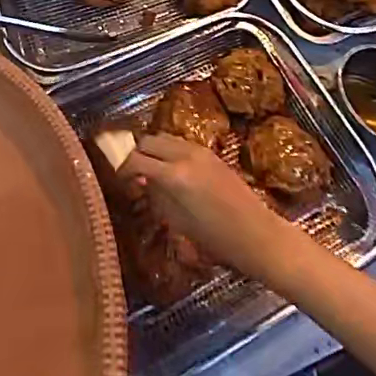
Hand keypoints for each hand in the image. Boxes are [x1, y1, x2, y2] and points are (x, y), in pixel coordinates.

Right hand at [120, 133, 296, 278]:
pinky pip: (179, 143)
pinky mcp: (209, 152)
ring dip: (152, 150)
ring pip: (163, 138)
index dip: (122, 168)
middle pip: (147, 141)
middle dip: (135, 154)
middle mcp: (184, 154)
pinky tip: (169, 171)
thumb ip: (156, 195)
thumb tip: (140, 180)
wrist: (257, 234)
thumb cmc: (216, 238)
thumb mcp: (178, 220)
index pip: (136, 159)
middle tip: (131, 174)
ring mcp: (199, 150)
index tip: (118, 180)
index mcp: (175, 175)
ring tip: (148, 171)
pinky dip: (167, 151)